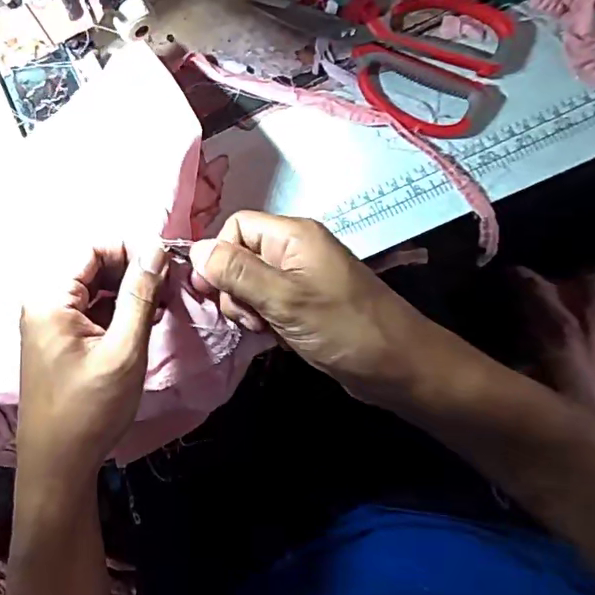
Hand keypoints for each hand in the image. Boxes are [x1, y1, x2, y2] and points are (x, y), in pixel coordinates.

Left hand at [17, 243, 166, 481]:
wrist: (58, 465)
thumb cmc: (90, 409)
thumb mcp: (124, 350)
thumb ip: (140, 295)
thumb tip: (156, 249)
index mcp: (49, 298)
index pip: (92, 247)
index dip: (132, 247)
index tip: (167, 263)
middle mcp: (43, 301)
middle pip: (93, 263)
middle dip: (134, 269)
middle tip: (170, 286)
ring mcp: (50, 320)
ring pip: (96, 285)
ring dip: (131, 289)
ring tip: (164, 305)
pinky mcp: (60, 337)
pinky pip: (92, 307)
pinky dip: (120, 308)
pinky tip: (147, 320)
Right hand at [189, 211, 462, 409]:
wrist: (398, 366)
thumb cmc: (343, 327)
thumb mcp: (284, 299)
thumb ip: (237, 272)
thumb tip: (195, 250)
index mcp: (293, 235)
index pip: (236, 228)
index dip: (220, 257)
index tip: (215, 293)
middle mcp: (296, 250)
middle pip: (240, 256)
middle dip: (234, 289)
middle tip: (250, 318)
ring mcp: (302, 278)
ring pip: (252, 284)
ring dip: (248, 309)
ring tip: (265, 330)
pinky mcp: (306, 304)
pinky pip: (269, 303)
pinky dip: (265, 320)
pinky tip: (276, 338)